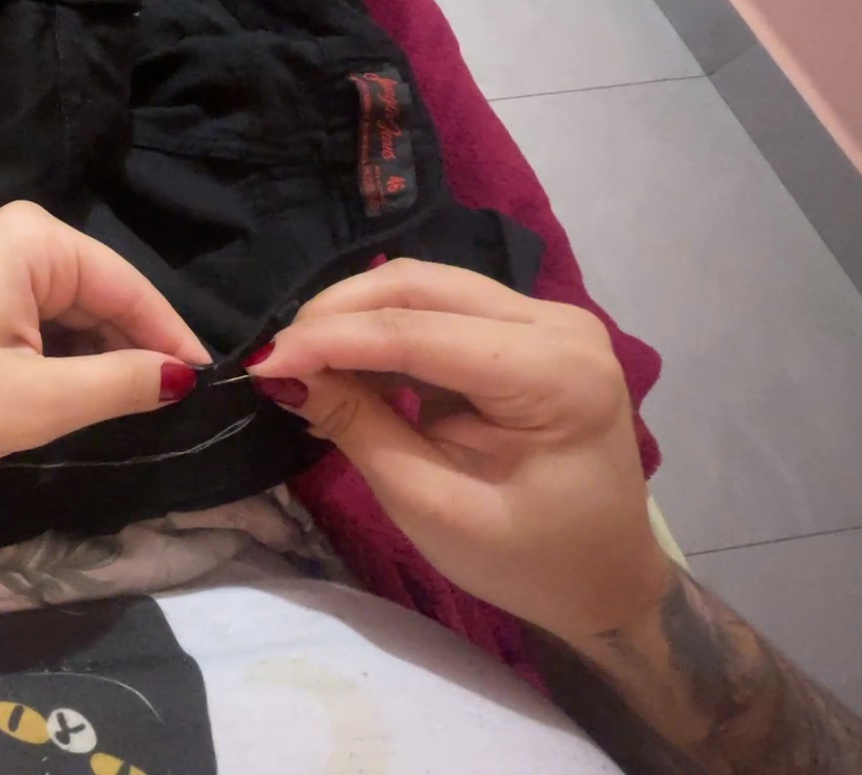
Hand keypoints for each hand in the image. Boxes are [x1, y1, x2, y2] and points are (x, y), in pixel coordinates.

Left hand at [0, 201, 209, 478]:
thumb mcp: (33, 401)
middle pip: (95, 294)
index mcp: (32, 240)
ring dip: (86, 358)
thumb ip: (118, 383)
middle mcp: (8, 234)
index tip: (208, 385)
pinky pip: (27, 316)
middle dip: (126, 350)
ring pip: (62, 310)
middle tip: (157, 412)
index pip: (128, 286)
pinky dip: (49, 355)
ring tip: (108, 411)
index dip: (171, 338)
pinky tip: (57, 394)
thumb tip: (179, 374)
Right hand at [245, 258, 672, 640]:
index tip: (258, 364)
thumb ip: (355, 426)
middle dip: (332, 314)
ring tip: (301, 361)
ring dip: (346, 316)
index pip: (415, 332)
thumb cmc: (526, 558)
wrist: (603, 577)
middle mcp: (554, 324)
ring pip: (413, 285)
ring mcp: (539, 317)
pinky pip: (425, 304)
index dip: (326, 340)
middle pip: (413, 285)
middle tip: (276, 357)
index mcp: (555, 376)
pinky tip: (339, 362)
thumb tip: (280, 373)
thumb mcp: (429, 502)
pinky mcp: (514, 325)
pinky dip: (371, 328)